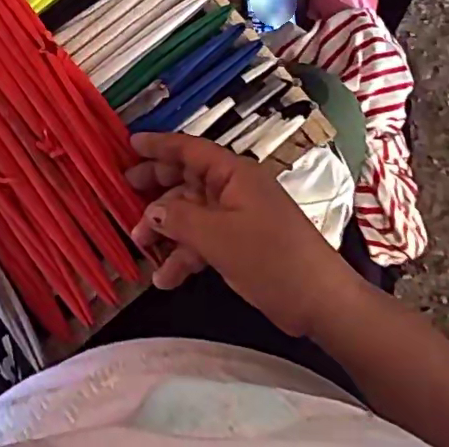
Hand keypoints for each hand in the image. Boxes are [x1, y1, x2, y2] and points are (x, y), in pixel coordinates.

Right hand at [127, 132, 357, 336]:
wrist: (323, 305)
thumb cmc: (272, 259)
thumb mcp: (218, 238)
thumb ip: (179, 220)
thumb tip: (152, 211)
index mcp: (233, 173)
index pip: (188, 149)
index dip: (157, 145)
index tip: (129, 144)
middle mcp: (233, 189)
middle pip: (185, 180)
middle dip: (155, 191)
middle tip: (125, 194)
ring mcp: (236, 217)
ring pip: (190, 213)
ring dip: (166, 230)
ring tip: (141, 248)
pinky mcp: (239, 243)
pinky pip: (203, 239)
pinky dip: (185, 255)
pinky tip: (166, 278)